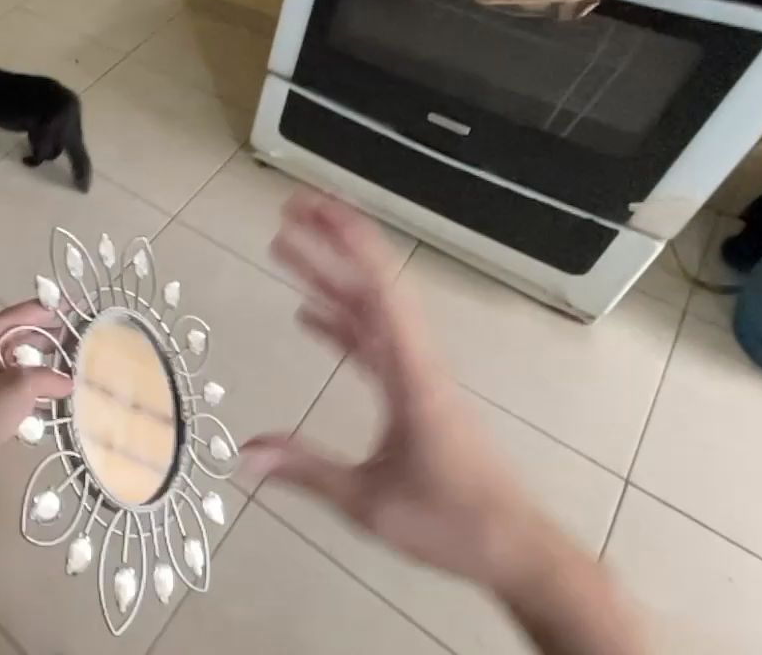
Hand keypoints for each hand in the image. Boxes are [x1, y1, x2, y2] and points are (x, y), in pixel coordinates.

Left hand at [0, 302, 72, 489]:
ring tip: (72, 375)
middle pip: (18, 339)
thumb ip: (47, 377)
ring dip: (41, 372)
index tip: (69, 307)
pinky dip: (31, 397)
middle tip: (76, 344)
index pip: (18, 314)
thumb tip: (66, 381)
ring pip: (16, 368)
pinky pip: (12, 395)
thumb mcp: (19, 386)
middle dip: (45, 340)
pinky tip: (53, 407)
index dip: (43, 309)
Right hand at [244, 194, 546, 589]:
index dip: (349, 245)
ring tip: (284, 246)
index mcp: (411, 374)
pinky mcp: (412, 390)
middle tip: (289, 209)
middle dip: (332, 242)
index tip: (317, 209)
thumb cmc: (454, 523)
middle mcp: (414, 361)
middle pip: (371, 286)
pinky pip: (368, 340)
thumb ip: (304, 471)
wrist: (521, 553)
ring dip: (329, 274)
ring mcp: (414, 373)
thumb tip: (240, 454)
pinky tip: (308, 313)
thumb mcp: (371, 502)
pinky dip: (338, 318)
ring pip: (367, 309)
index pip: (380, 293)